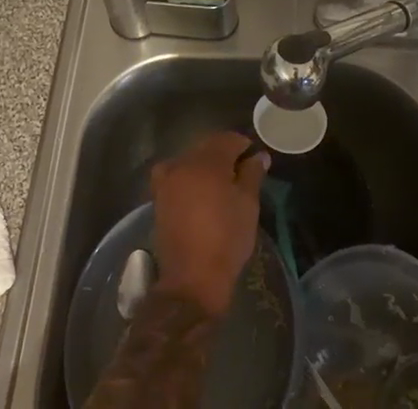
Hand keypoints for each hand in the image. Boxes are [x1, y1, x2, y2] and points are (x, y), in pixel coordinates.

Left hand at [149, 132, 268, 316]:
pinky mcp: (158, 195)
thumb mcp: (248, 205)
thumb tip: (258, 155)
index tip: (255, 156)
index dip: (243, 144)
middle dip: (224, 153)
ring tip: (222, 183)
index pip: (227, 139)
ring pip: (190, 159)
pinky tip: (200, 191)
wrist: (192, 278)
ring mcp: (166, 178)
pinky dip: (190, 176)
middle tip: (242, 170)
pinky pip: (177, 173)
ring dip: (206, 164)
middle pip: (206, 147)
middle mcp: (182, 163)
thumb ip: (252, 174)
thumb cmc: (227, 240)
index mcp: (206, 162)